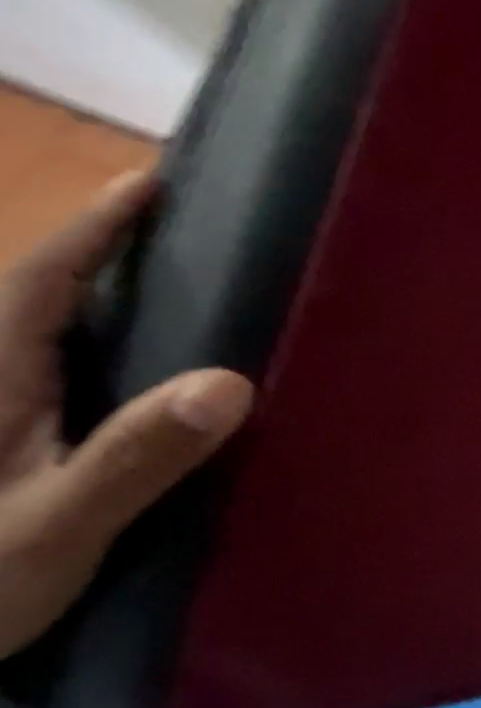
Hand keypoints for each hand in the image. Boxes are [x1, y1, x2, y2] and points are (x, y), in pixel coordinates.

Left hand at [0, 171, 252, 657]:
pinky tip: (164, 365)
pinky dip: (114, 352)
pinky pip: (70, 379)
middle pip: (47, 299)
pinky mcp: (19, 451)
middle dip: (108, 251)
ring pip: (55, 339)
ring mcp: (5, 420)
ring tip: (191, 276)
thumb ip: (133, 457)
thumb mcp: (50, 528)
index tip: (151, 179)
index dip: (96, 227)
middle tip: (189, 220)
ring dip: (113, 299)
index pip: (40, 283)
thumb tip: (231, 382)